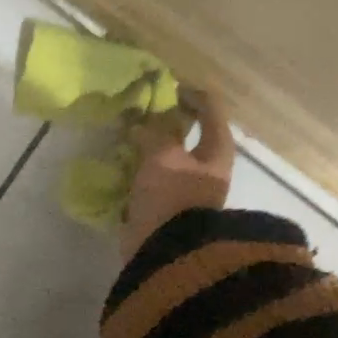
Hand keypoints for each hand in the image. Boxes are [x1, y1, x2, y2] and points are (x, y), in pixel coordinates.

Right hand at [121, 88, 236, 260]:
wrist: (166, 251)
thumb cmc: (172, 196)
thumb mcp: (162, 155)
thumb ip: (153, 133)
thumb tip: (140, 124)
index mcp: (216, 153)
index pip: (211, 111)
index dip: (192, 95)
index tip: (167, 87)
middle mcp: (207, 170)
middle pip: (189, 135)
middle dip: (166, 122)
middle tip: (141, 111)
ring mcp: (186, 191)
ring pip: (169, 158)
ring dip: (149, 147)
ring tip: (126, 136)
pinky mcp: (165, 208)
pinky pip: (152, 180)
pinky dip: (139, 170)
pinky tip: (122, 164)